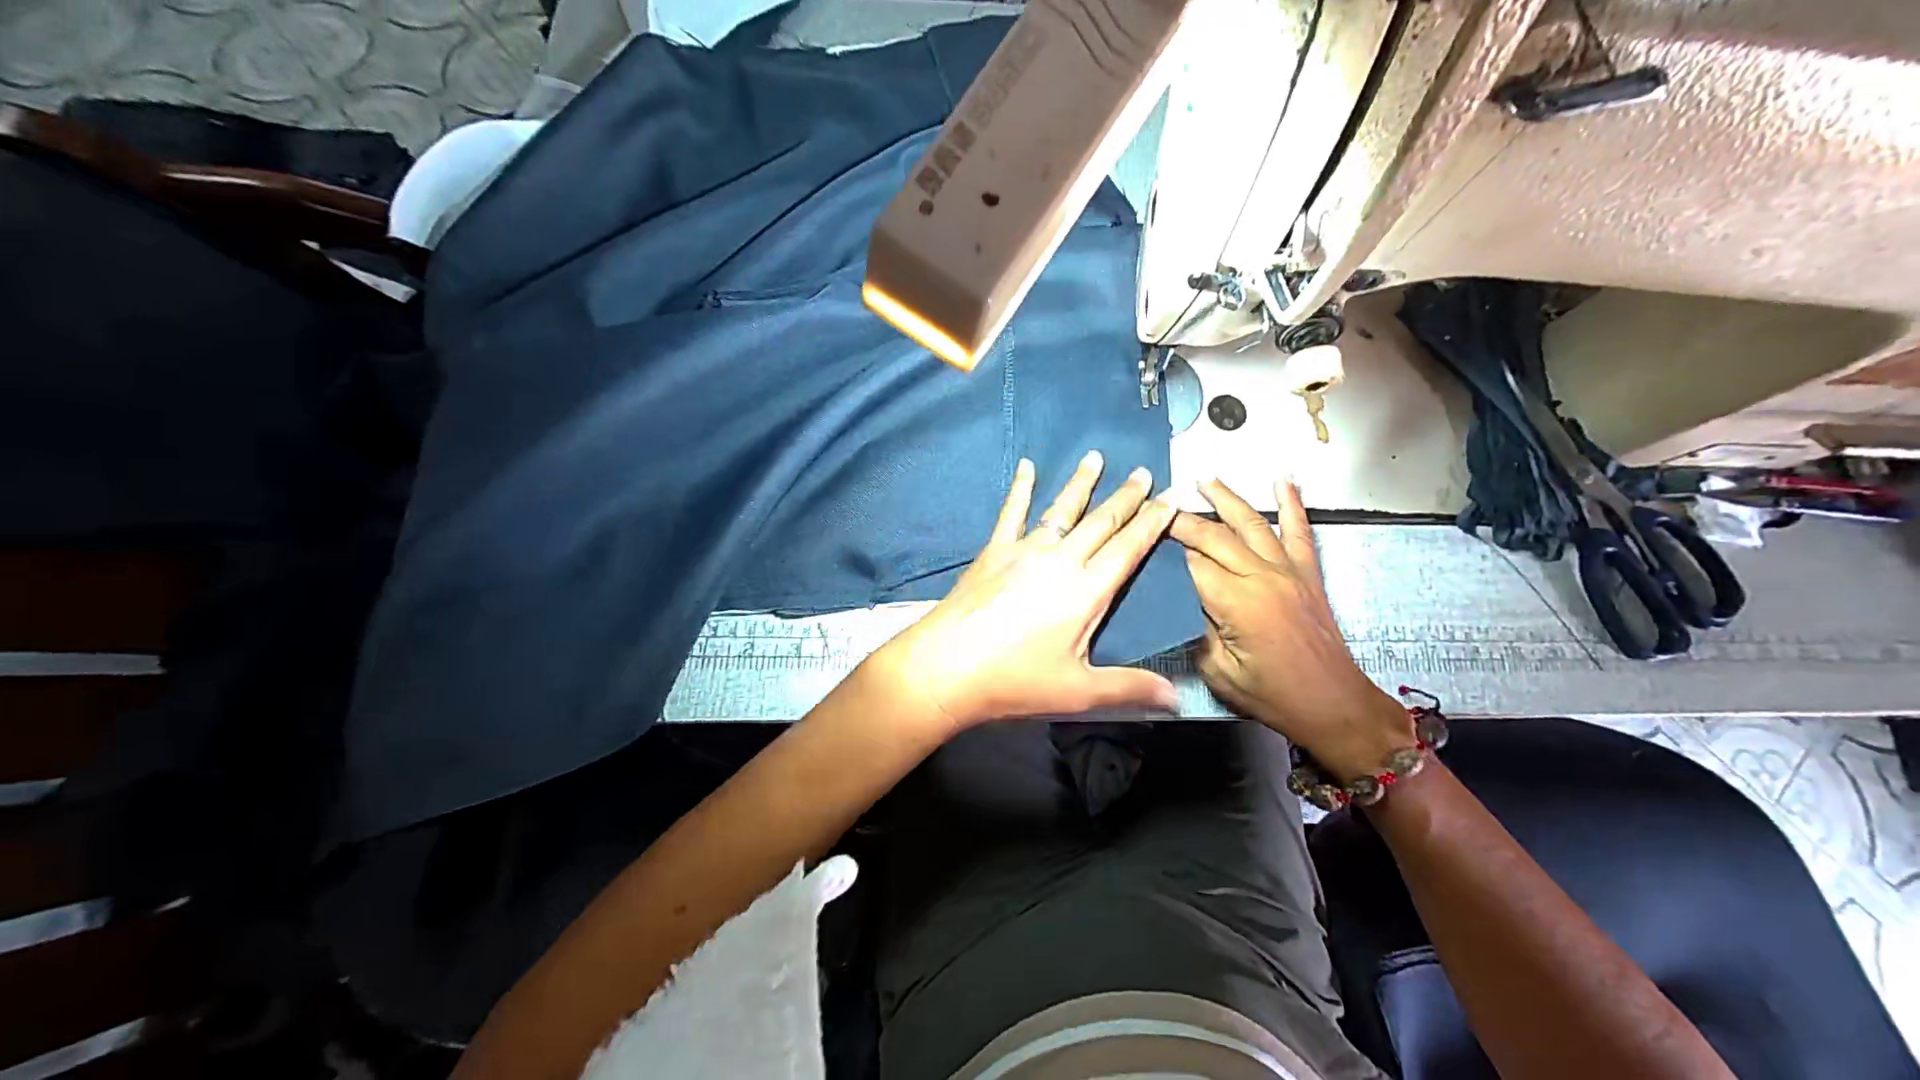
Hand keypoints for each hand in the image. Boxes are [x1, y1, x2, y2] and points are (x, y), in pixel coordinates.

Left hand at [867, 451, 1179, 735]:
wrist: (947, 667)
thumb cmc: (1014, 680)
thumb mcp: (1077, 691)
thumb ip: (1129, 688)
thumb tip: (1177, 698)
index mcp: (1087, 591)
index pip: (1129, 548)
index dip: (1152, 522)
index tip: (1170, 498)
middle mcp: (1060, 561)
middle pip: (1100, 521)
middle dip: (1125, 496)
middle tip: (1143, 471)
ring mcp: (1024, 551)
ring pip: (1061, 510)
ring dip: (1081, 483)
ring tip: (1095, 457)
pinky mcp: (993, 552)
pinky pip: (1011, 513)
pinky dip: (1020, 489)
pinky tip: (1026, 467)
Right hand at [1169, 477, 1412, 781]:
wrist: (1334, 704)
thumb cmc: (1274, 696)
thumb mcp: (1219, 672)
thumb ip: (1198, 629)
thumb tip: (1186, 599)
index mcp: (1235, 602)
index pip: (1191, 562)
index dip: (1165, 546)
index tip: (1143, 530)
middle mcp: (1261, 576)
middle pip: (1215, 536)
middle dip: (1184, 518)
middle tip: (1159, 502)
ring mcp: (1288, 570)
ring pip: (1252, 523)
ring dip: (1226, 498)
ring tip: (1205, 480)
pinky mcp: (1307, 574)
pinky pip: (1300, 530)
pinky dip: (1292, 503)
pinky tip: (1284, 481)